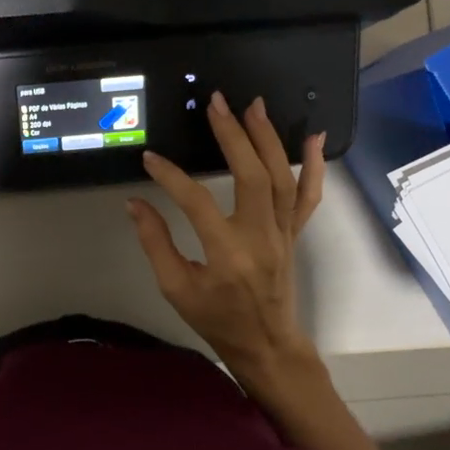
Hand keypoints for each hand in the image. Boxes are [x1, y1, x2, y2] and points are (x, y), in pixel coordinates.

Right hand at [128, 92, 325, 373]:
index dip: (171, 177)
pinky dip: (314, 165)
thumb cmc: (216, 320)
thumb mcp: (175, 288)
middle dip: (235, 136)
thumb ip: (155, 243)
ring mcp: (283, 233)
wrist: (265, 345)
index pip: (197, 202)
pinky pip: (309, 197)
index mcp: (227, 253)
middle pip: (253, 176)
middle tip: (217, 104)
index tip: (151, 160)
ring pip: (283, 178)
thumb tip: (135, 203)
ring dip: (269, 138)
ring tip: (253, 106)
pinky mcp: (294, 233)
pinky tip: (313, 136)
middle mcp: (261, 237)